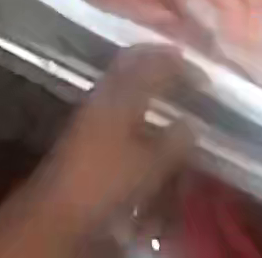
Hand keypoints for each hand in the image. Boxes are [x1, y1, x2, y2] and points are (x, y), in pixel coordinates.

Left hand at [30, 46, 194, 238]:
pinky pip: (116, 88)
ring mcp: (93, 102)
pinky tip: (142, 104)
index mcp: (124, 90)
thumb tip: (191, 124)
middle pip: (134, 59)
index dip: (181, 67)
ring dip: (144, 69)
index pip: (157, 64)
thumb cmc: (107, 180)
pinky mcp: (86, 119)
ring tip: (165, 78)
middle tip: (181, 61)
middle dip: (158, 56)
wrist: (57, 206)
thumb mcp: (150, 165)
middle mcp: (107, 88)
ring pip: (122, 72)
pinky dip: (133, 87)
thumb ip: (175, 141)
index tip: (203, 76)